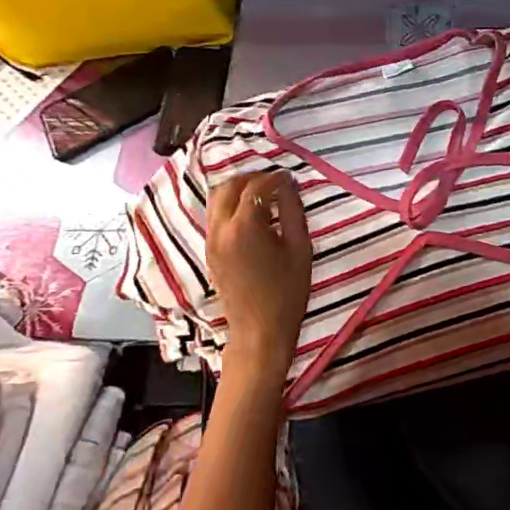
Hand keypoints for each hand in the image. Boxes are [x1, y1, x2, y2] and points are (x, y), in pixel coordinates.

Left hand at [206, 171, 312, 375]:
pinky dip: (230, 205)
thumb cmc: (287, 293)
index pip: (256, 187)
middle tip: (274, 182)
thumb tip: (287, 184)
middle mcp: (221, 229)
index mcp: (245, 227)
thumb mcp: (300, 249)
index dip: (274, 178)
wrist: (259, 331)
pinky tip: (251, 215)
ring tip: (262, 196)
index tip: (289, 178)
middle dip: (252, 178)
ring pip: (217, 198)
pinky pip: (215, 216)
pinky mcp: (209, 250)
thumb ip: (293, 211)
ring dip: (238, 190)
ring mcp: (211, 240)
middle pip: (229, 186)